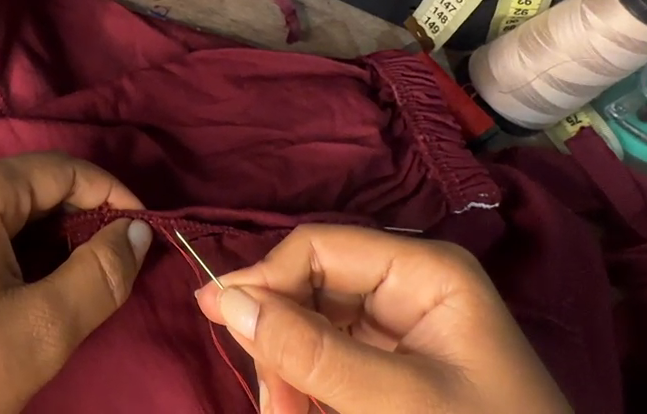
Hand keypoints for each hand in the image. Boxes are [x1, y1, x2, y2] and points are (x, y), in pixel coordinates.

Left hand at [0, 153, 153, 413]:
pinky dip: (26, 251)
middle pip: (40, 185)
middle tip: (123, 270)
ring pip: (16, 210)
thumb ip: (100, 275)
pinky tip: (43, 290)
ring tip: (89, 285)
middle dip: (86, 220)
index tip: (153, 238)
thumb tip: (139, 232)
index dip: (115, 198)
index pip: (66, 170)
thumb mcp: (41, 328)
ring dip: (58, 240)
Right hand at [195, 225, 569, 413]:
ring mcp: (404, 331)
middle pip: (312, 288)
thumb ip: (313, 354)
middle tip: (270, 404)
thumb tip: (227, 302)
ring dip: (291, 373)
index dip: (267, 280)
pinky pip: (333, 363)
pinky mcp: (398, 372)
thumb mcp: (401, 407)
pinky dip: (311, 390)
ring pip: (315, 328)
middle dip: (281, 340)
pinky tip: (302, 411)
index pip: (317, 249)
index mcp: (423, 271)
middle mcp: (409, 287)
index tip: (223, 324)